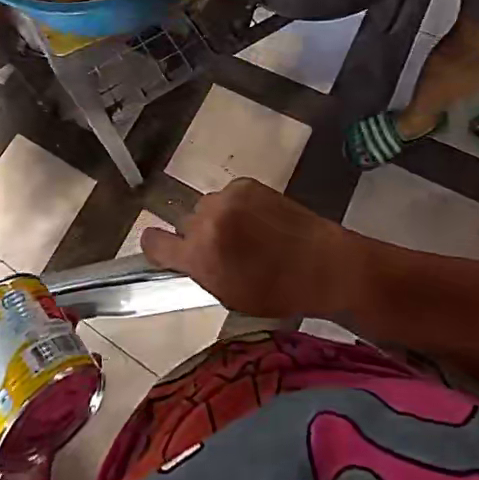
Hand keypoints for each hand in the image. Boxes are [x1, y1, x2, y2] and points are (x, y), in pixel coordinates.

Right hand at [139, 178, 349, 319]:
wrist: (326, 265)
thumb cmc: (278, 292)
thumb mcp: (228, 295)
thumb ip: (200, 271)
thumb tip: (185, 257)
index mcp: (199, 255)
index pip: (152, 241)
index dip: (157, 247)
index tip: (166, 251)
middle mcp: (207, 221)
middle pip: (184, 223)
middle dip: (198, 236)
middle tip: (225, 250)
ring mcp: (227, 199)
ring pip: (206, 207)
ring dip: (218, 219)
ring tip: (248, 235)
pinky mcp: (245, 184)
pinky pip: (228, 195)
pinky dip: (238, 206)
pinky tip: (260, 221)